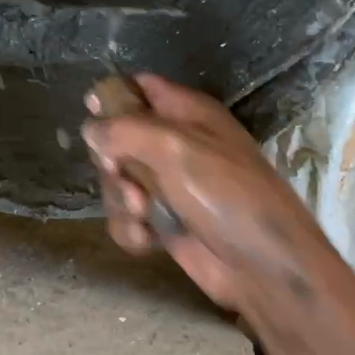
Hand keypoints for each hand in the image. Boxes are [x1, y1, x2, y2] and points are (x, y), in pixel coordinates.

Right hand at [85, 74, 317, 310]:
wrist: (264, 268)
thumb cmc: (226, 194)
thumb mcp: (174, 148)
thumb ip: (123, 130)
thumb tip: (90, 129)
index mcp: (186, 112)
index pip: (139, 86)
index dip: (112, 98)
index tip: (93, 119)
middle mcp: (174, 143)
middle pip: (115, 138)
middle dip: (110, 163)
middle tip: (124, 178)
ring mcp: (168, 184)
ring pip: (116, 181)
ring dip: (119, 201)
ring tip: (143, 216)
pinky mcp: (164, 221)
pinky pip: (126, 217)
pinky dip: (130, 228)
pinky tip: (147, 240)